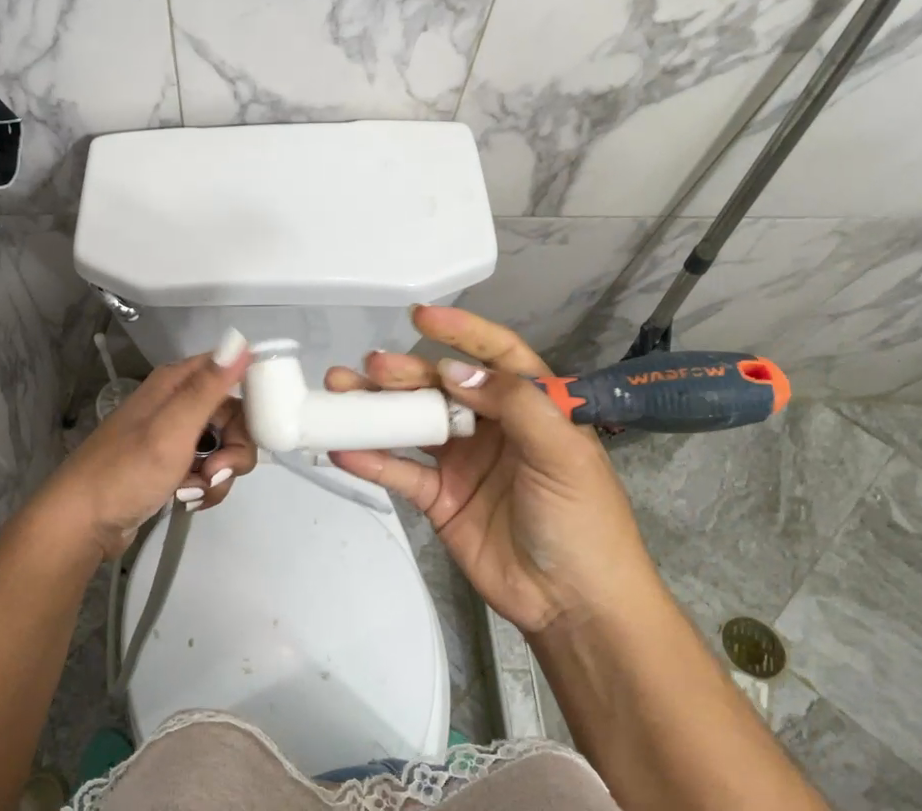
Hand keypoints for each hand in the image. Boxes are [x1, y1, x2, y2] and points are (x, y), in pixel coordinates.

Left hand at [38, 333, 257, 558]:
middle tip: (217, 471)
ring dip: (219, 474)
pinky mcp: (169, 466)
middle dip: (236, 448)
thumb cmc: (128, 471)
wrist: (84, 521)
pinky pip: (205, 470)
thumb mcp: (172, 428)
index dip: (253, 395)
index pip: (230, 370)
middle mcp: (175, 402)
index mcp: (175, 383)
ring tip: (195, 490)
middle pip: (232, 416)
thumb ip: (208, 388)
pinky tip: (186, 499)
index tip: (263, 427)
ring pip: (222, 448)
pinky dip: (204, 487)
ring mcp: (172, 436)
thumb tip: (239, 340)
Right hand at [325, 307, 659, 633]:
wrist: (574, 605)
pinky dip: (369, 458)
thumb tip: (453, 369)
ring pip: (412, 422)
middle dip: (404, 373)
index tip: (421, 317)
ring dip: (375, 407)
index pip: (496, 356)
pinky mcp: (438, 498)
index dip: (461, 331)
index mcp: (531, 408)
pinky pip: (398, 471)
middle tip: (369, 368)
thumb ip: (514, 404)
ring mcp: (461, 462)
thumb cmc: (584, 521)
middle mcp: (492, 427)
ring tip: (338, 391)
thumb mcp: (563, 455)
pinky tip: (342, 446)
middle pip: (441, 387)